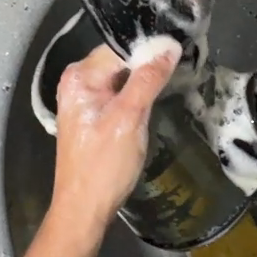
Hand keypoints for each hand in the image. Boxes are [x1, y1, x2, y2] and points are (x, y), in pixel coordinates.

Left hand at [49, 43, 178, 233]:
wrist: (83, 211)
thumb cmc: (104, 165)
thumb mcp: (130, 118)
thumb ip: (149, 79)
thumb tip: (169, 46)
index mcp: (80, 75)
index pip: (119, 46)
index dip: (149, 47)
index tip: (178, 47)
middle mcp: (77, 80)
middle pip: (119, 59)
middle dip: (147, 63)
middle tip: (179, 63)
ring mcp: (83, 97)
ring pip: (120, 76)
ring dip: (142, 78)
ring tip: (171, 77)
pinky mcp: (91, 114)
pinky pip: (116, 91)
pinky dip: (134, 93)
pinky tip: (152, 98)